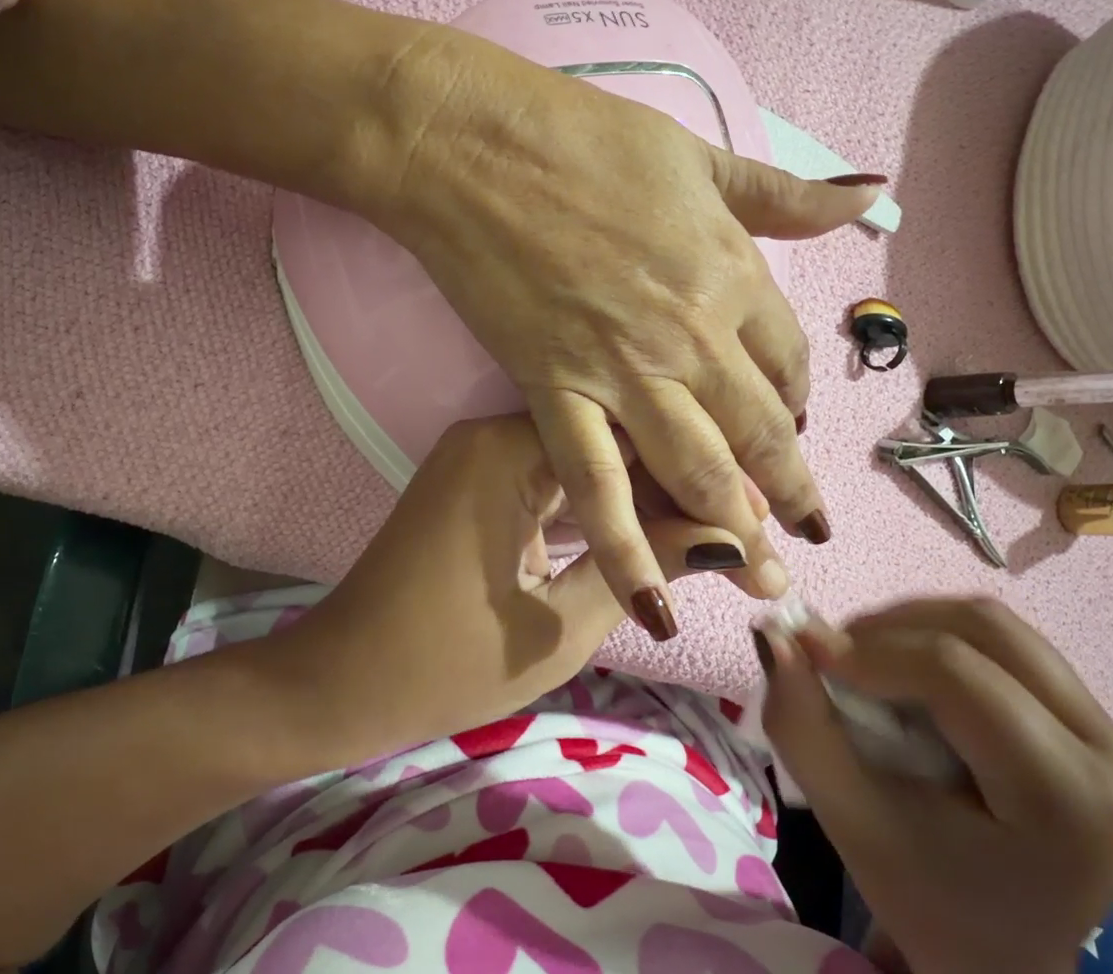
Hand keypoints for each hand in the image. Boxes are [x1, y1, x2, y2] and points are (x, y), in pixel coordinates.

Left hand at [274, 415, 756, 746]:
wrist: (340, 681)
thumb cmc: (446, 664)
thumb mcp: (560, 626)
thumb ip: (647, 572)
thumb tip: (738, 539)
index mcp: (510, 451)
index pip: (638, 442)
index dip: (710, 488)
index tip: (773, 532)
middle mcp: (494, 431)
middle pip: (616, 447)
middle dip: (684, 499)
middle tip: (757, 547)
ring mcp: (479, 454)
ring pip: (590, 464)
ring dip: (646, 507)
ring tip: (722, 545)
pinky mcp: (473, 480)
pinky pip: (554, 481)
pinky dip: (601, 512)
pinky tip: (656, 538)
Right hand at [366, 35, 882, 641]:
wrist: (473, 149)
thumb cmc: (583, 138)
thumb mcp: (699, 155)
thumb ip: (785, 193)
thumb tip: (871, 190)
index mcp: (731, 273)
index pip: (789, 360)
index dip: (796, 401)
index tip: (788, 428)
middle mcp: (692, 337)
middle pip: (761, 432)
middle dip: (791, 492)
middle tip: (805, 538)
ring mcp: (623, 374)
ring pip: (698, 471)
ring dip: (738, 529)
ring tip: (762, 577)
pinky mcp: (554, 395)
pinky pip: (596, 489)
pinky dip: (626, 554)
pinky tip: (655, 608)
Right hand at [758, 599, 1112, 973]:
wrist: (1003, 958)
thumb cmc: (930, 905)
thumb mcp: (853, 826)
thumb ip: (804, 729)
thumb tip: (775, 636)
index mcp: (1070, 800)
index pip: (959, 677)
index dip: (870, 649)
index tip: (803, 652)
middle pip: (989, 631)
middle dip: (892, 628)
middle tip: (831, 656)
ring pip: (999, 629)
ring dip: (914, 630)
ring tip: (862, 667)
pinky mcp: (1102, 727)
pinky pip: (1010, 650)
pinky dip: (939, 646)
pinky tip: (903, 682)